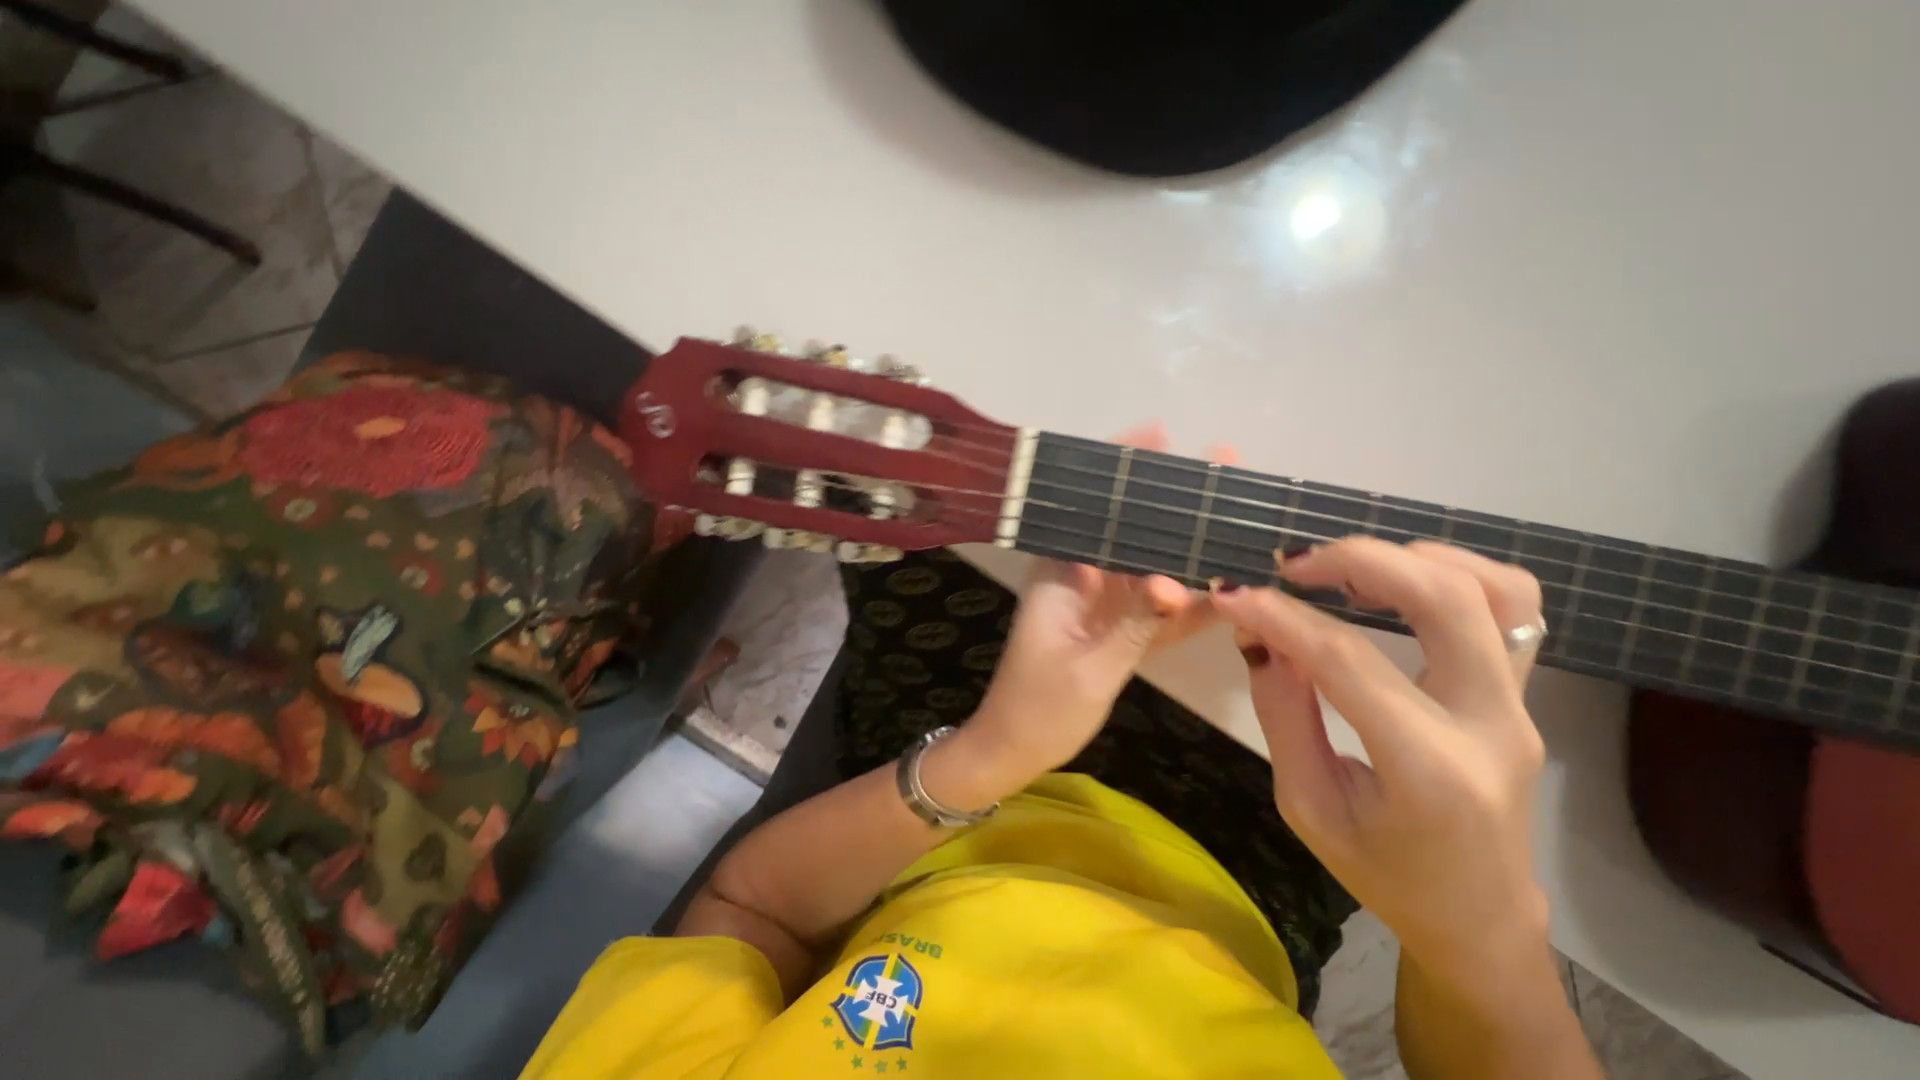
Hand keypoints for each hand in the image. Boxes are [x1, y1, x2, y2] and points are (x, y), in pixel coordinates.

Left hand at [964, 426, 1227, 775]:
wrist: (1015, 751)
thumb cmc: (1038, 708)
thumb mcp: (1088, 668)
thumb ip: (1133, 624)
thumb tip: (1174, 583)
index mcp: (1062, 573)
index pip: (1094, 508)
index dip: (1123, 470)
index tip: (1161, 436)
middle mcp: (1085, 579)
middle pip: (1134, 530)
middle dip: (1177, 502)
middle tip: (1226, 466)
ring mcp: (1106, 606)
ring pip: (1156, 566)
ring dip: (1194, 545)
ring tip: (1241, 513)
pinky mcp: (1122, 632)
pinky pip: (1163, 609)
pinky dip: (1194, 600)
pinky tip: (1234, 582)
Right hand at [1209, 538, 1549, 987]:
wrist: (1477, 915)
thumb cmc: (1383, 873)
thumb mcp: (1308, 805)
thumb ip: (1283, 712)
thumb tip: (1260, 635)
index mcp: (1429, 768)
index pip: (1348, 660)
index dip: (1282, 618)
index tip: (1232, 595)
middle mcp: (1491, 724)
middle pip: (1444, 599)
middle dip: (1359, 561)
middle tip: (1292, 565)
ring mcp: (1521, 705)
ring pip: (1495, 589)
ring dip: (1415, 559)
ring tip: (1348, 568)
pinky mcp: (1525, 693)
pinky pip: (1512, 608)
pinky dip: (1456, 574)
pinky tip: (1401, 581)